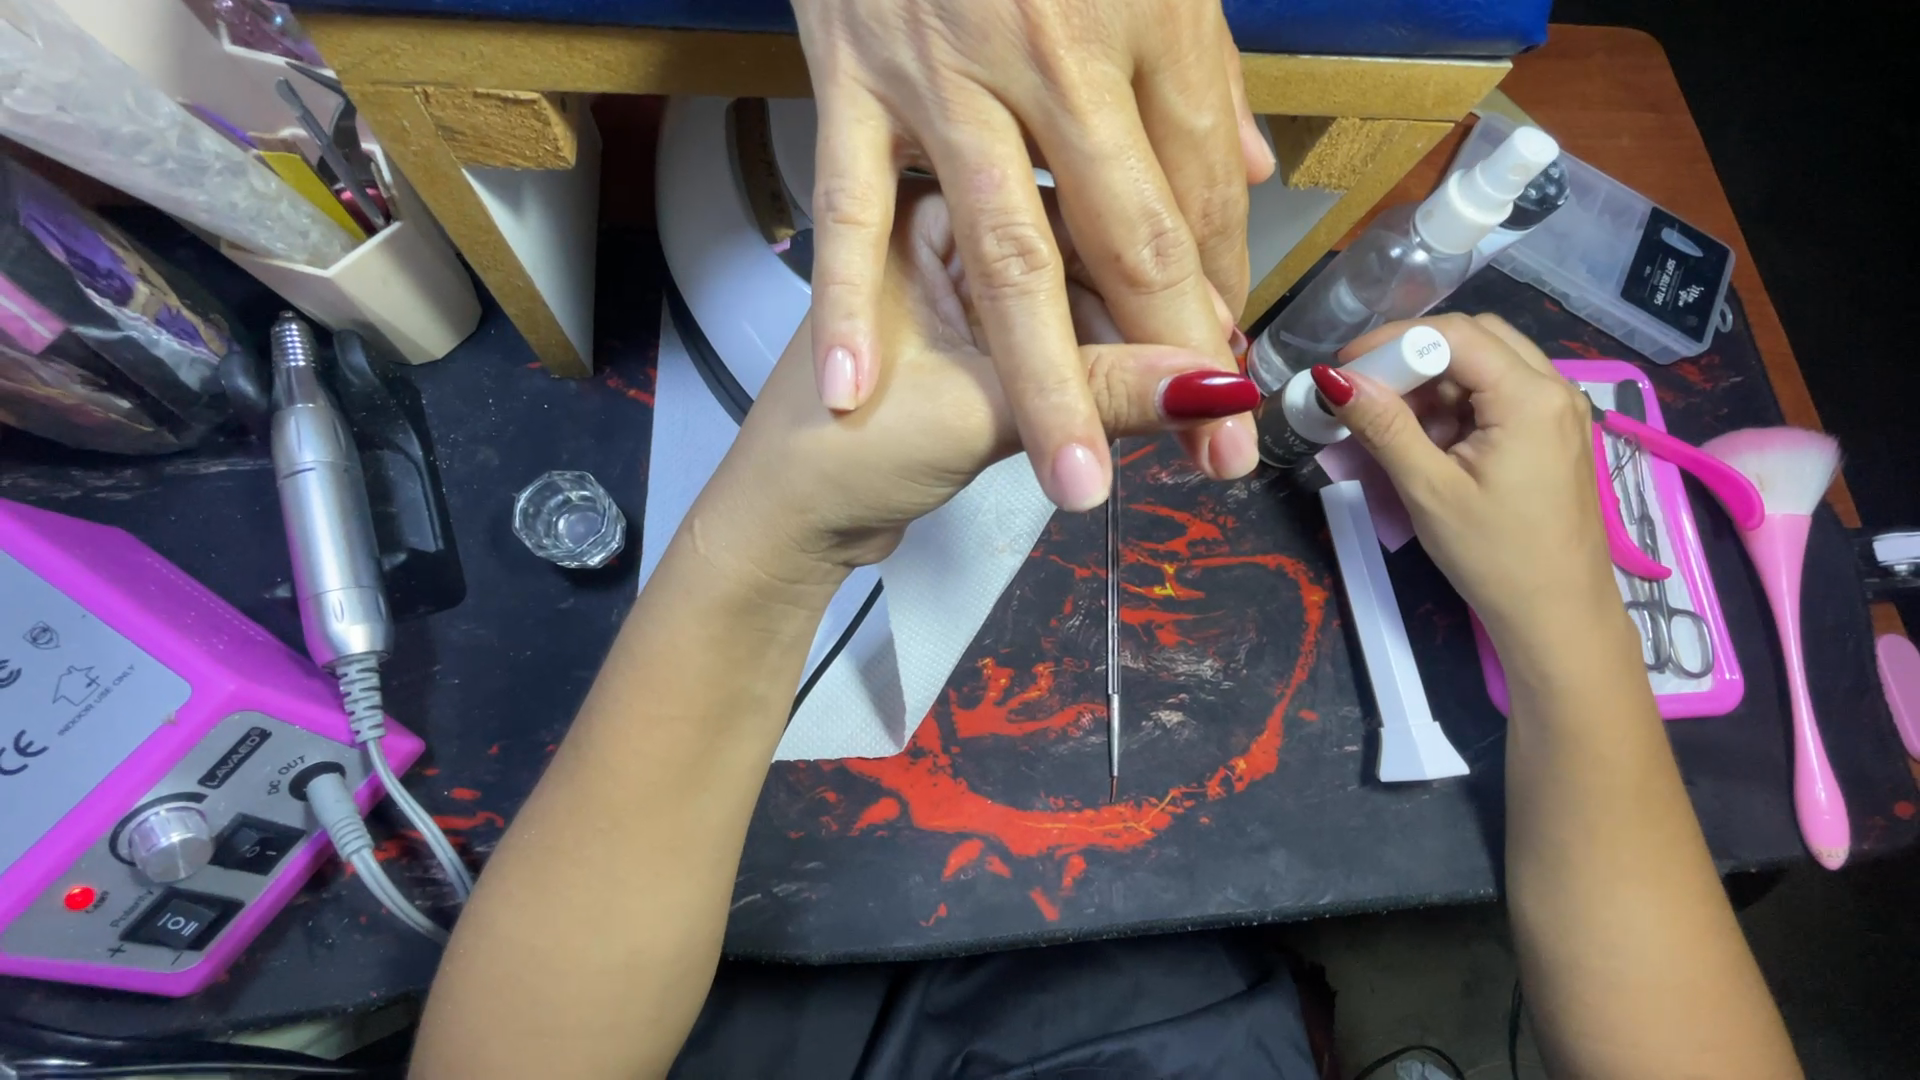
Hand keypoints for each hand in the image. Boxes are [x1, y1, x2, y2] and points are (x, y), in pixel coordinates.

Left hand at [693, 185, 1258, 584]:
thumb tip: (1214, 386)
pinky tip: (1151, 402)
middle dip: (1153, 338)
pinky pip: (1053, 350)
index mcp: (937, 211)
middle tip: (1222, 392)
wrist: (783, 527)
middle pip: (1083, 274)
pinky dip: (1097, 380)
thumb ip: (1097, 392)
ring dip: (1132, 365)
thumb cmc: (843, 453)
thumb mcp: (976, 413)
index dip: (1152, 291)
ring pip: (1074, 316)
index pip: (1072, 231)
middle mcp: (958, 237)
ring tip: (1199, 409)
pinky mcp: (974, 348)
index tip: (1221, 347)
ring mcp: (966, 294)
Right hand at [790, 0, 1273, 511]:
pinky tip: (848, 390)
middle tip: (1213, 462)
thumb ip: (1192, 74)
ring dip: (1046, 383)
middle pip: (1130, 240)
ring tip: (1077, 481)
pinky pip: (847, 210)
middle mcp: (1055, 51)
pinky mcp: (848, 87)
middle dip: (1177, 363)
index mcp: (1143, 11)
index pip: (1198, 191)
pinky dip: (843, 302)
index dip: (1220, 294)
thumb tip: (1239, 169)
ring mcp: (945, 76)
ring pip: (1010, 252)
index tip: (1229, 375)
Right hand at [1316, 314, 1619, 650]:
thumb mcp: (1428, 489)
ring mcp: (1552, 412)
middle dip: (1412, 356)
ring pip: (1482, 366)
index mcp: (1530, 397)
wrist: (1555, 612)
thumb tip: (1333, 380)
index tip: (1342, 366)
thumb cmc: (1493, 553)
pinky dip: (1449, 405)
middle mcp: (1552, 390)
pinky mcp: (1543, 435)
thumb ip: (1383, 427)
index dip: (1392, 340)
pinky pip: (1491, 397)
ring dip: (1429, 382)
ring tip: (1388, 420)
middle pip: (1475, 339)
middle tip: (1363, 389)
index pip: (1456, 335)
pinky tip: (1422, 440)